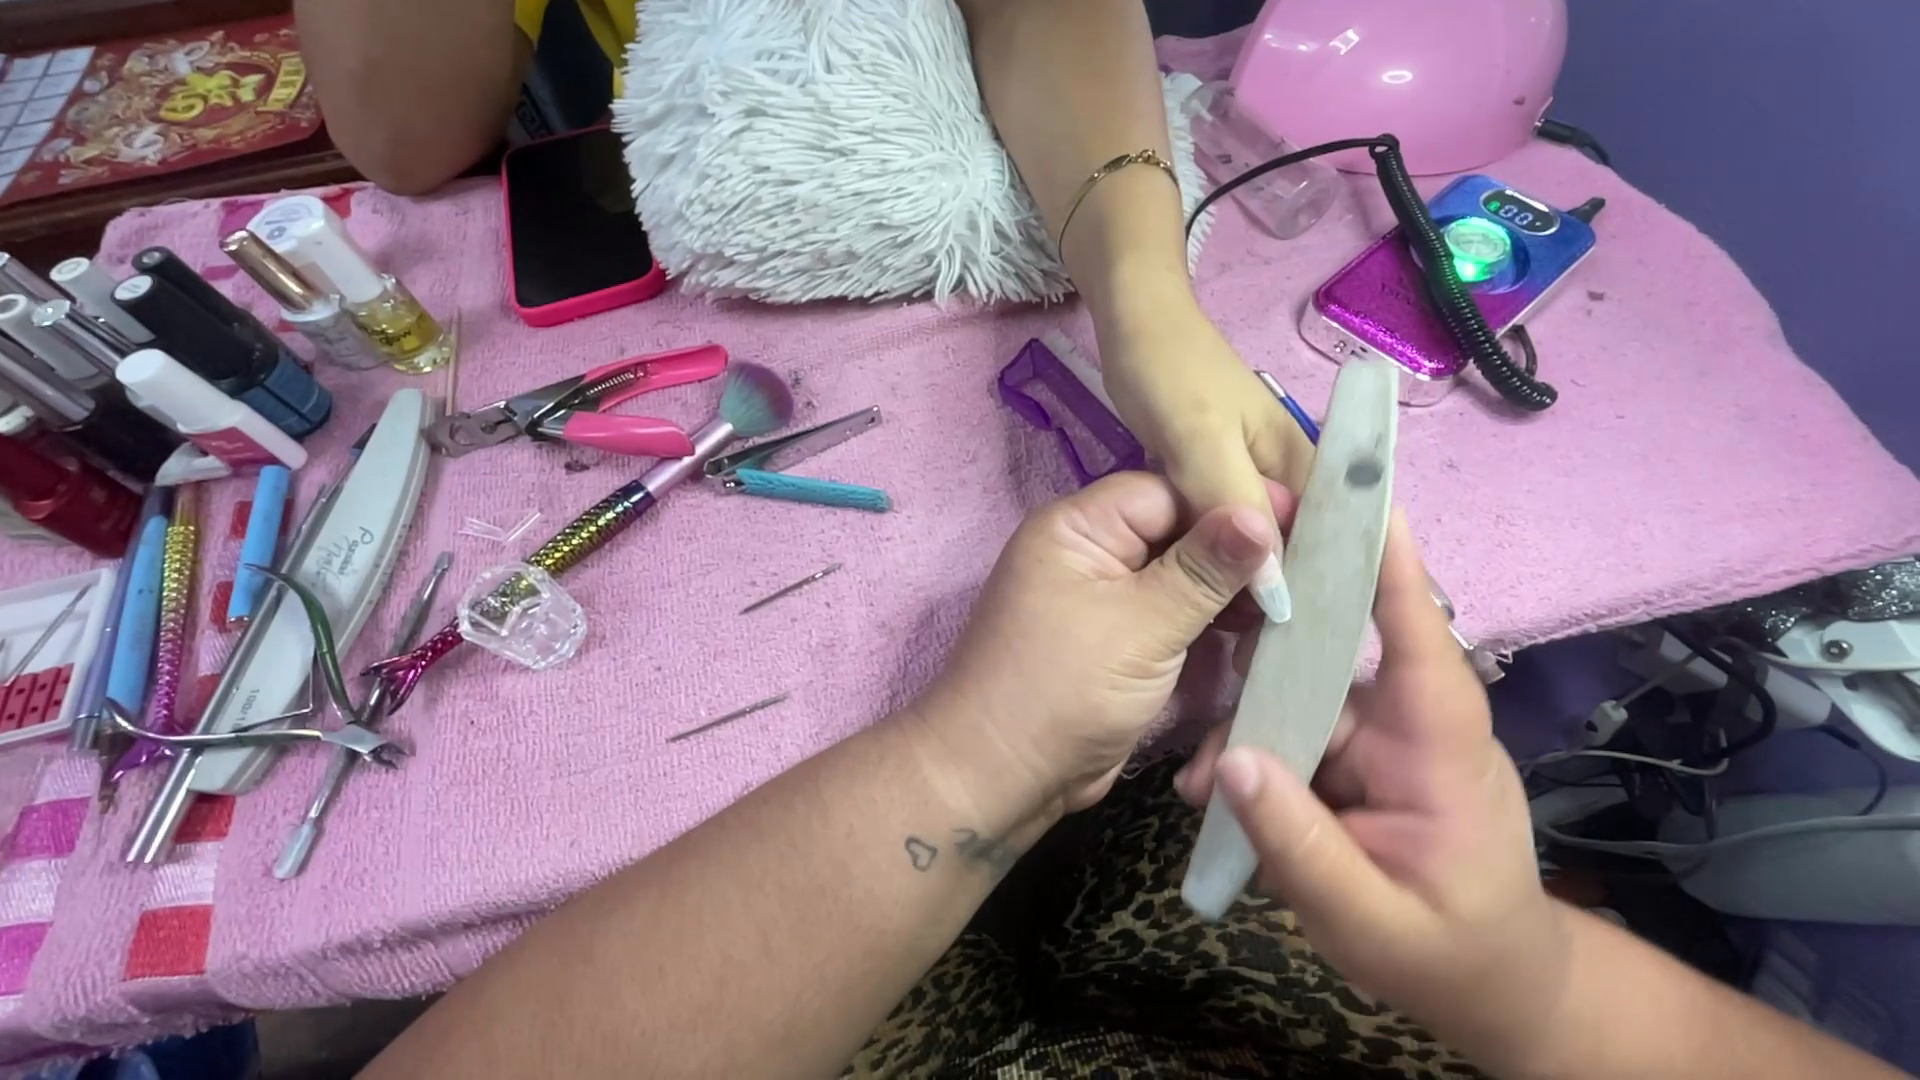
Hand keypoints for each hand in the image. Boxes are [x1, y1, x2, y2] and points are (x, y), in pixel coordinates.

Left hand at [917, 472, 1284, 825]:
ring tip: (1288, 605)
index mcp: (1078, 528)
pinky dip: (1209, 622)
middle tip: (1306, 568)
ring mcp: (1104, 600)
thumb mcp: (1140, 624)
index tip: (1300, 524)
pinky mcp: (1118, 642)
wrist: (1002, 776)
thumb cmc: (1063, 690)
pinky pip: (1171, 616)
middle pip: (1176, 532)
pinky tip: (1256, 631)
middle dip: (1235, 553)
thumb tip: (1261, 513)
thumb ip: (1203, 569)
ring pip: (1179, 577)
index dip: (1229, 504)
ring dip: (1227, 592)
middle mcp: (1089, 553)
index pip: (1167, 492)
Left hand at [1095, 296, 1313, 618]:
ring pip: (1251, 548)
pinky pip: (1216, 537)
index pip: (1330, 540)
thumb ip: (1235, 505)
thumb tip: (1280, 588)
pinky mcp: (1208, 486)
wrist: (1131, 328)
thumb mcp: (1200, 441)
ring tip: (1241, 646)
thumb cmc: (1170, 378)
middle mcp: (1280, 478)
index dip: (1319, 591)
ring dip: (1245, 587)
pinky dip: (1214, 566)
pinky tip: (1206, 607)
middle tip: (1268, 657)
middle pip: (1292, 551)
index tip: (1306, 645)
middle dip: (1282, 598)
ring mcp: (1240, 482)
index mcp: (1300, 464)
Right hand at [1175, 512, 1570, 1066]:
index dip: (1388, 566)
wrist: (1492, 989)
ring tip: (1195, 786)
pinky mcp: (1347, 757)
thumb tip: (1227, 760)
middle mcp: (1406, 723)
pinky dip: (1247, 759)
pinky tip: (1212, 793)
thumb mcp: (1369, 920)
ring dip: (1239, 735)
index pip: (1420, 639)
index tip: (1356, 495)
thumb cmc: (1453, 956)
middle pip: (1326, 664)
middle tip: (1193, 681)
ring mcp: (1373, 739)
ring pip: (1291, 703)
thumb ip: (1299, 847)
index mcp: (1440, 747)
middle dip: (1256, 675)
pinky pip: (1288, 736)